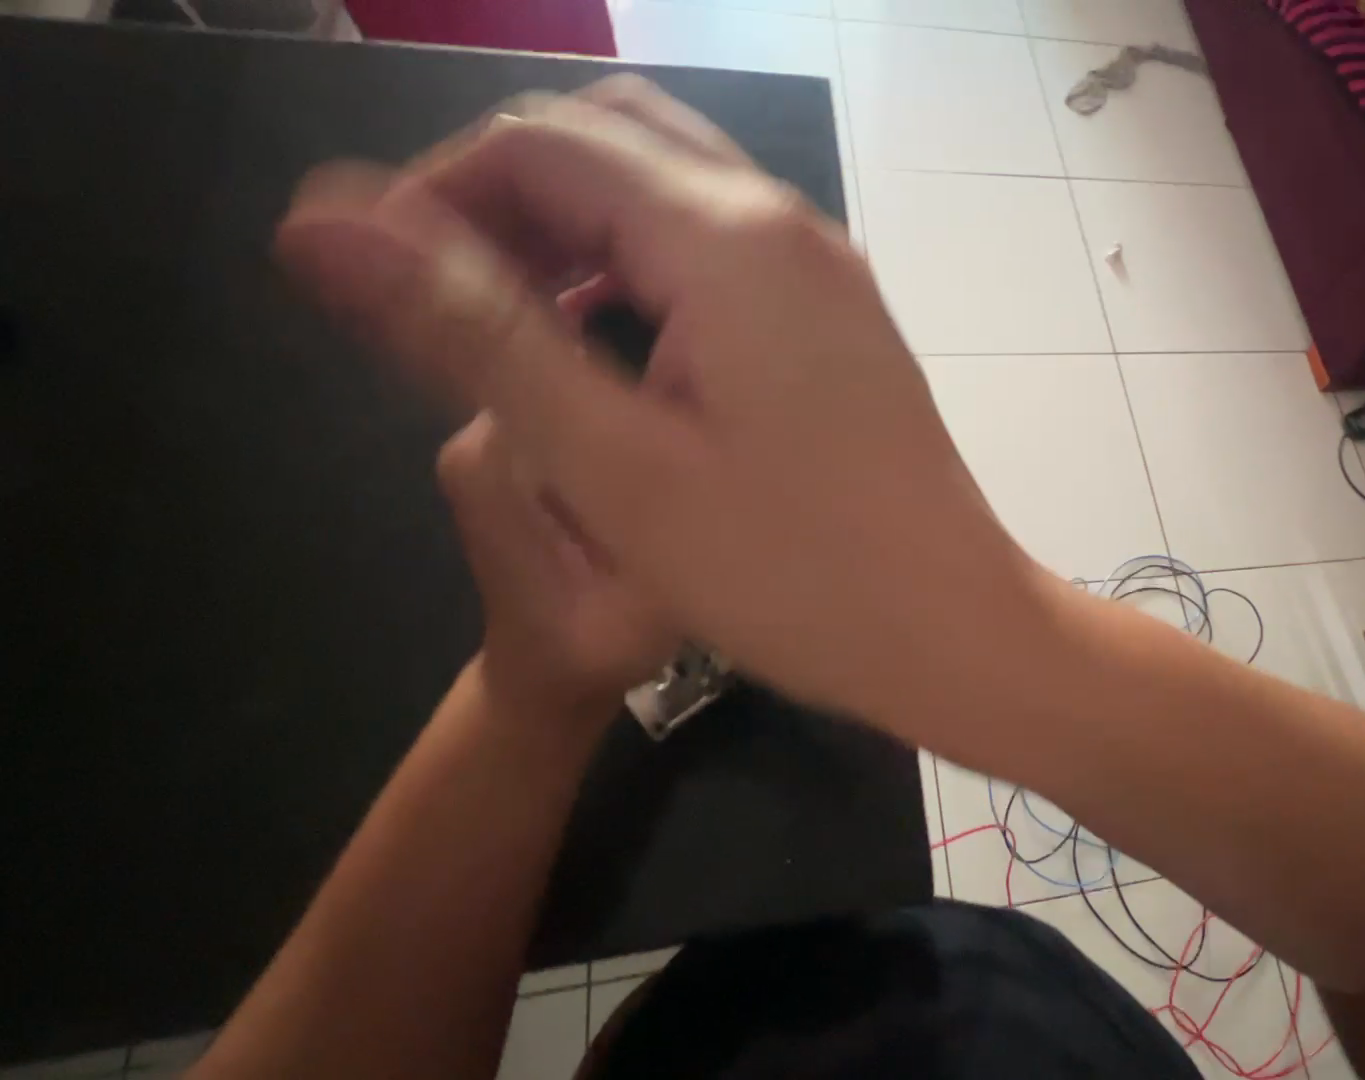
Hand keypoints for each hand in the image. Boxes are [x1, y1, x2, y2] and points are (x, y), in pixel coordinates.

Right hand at [276, 77, 1045, 731]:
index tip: (384, 291)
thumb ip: (477, 334)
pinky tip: (625, 358)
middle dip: (511, 203)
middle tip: (452, 306)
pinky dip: (652, 277)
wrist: (950, 626)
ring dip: (582, 239)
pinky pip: (728, 260)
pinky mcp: (844, 326)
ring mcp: (830, 275)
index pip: (543, 141)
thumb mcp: (615, 466)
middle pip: (614, 145)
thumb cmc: (793, 573)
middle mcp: (789, 227)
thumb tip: (329, 220)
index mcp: (729, 239)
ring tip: (521, 334)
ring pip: (676, 200)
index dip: (439, 195)